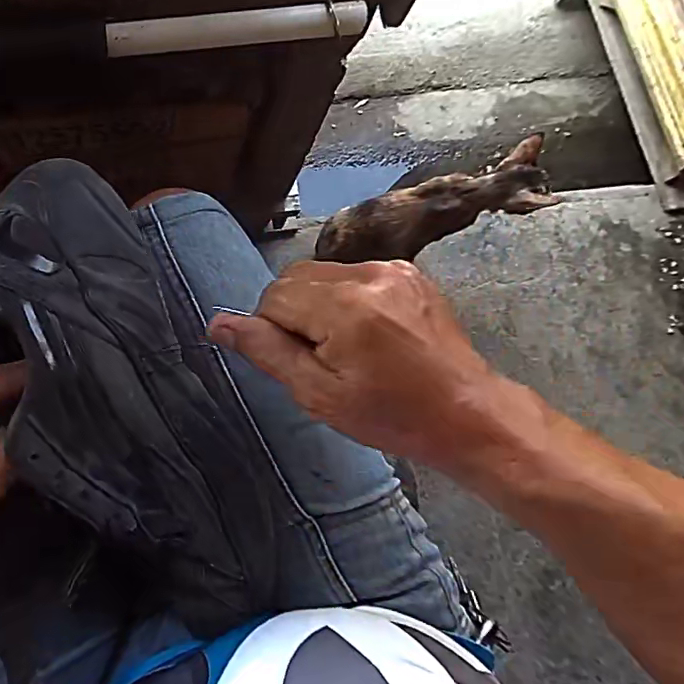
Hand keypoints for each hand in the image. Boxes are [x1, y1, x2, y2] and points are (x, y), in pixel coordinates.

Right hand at [208, 260, 521, 480]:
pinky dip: (347, 297)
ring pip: (321, 273)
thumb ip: (267, 351)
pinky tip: (370, 332)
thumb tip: (218, 322)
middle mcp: (368, 274)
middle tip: (324, 358)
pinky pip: (353, 273)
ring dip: (319, 304)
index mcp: (345, 307)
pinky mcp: (408, 270)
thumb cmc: (392, 415)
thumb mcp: (320, 395)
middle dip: (294, 314)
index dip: (275, 332)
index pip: (273, 296)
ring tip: (350, 346)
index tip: (305, 363)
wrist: (466, 412)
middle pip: (294, 277)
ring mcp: (392, 268)